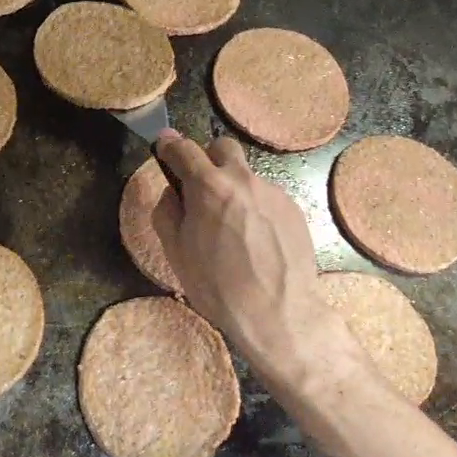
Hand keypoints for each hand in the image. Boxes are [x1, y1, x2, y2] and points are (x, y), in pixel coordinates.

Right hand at [152, 131, 359, 385]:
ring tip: (231, 228)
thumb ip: (167, 212)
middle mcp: (243, 180)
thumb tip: (172, 192)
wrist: (278, 312)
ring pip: (246, 176)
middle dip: (207, 158)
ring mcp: (272, 192)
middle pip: (222, 147)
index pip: (184, 149)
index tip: (164, 146)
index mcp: (208, 187)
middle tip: (200, 185)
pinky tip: (254, 241)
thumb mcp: (176, 252)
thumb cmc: (217, 285)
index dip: (169, 145)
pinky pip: (265, 198)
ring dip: (233, 189)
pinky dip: (254, 209)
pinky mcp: (293, 209)